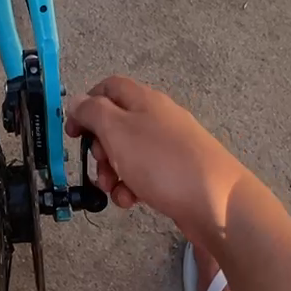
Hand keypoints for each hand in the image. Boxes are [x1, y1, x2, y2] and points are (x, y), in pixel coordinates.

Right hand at [65, 76, 251, 235]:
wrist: (216, 202)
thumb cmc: (162, 161)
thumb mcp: (117, 131)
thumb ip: (92, 112)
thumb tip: (78, 101)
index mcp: (143, 100)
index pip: (107, 88)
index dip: (86, 105)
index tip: (73, 132)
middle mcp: (157, 118)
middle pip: (115, 124)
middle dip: (99, 147)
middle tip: (98, 165)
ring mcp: (168, 146)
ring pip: (127, 153)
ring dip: (112, 172)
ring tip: (113, 189)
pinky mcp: (175, 173)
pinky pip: (144, 175)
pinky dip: (131, 187)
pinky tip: (132, 200)